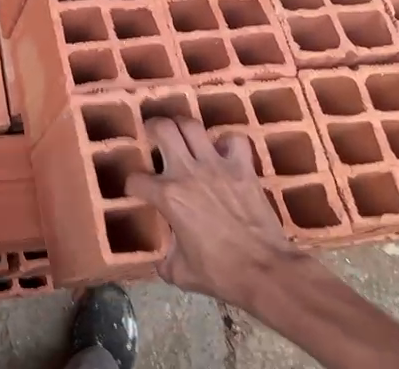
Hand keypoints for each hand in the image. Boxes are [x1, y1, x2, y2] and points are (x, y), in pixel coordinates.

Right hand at [126, 117, 307, 308]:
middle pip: (163, 128)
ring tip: (182, 136)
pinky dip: (227, 142)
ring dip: (184, 128)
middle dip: (153, 128)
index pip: (136, 180)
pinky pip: (234, 139)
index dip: (132, 185)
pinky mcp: (243, 168)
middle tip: (154, 137)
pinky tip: (224, 152)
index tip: (137, 191)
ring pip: (192, 125)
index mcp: (168, 197)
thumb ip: (166, 260)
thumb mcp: (181, 273)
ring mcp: (217, 166)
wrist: (265, 271)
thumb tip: (163, 261)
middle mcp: (188, 172)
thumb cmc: (221, 274)